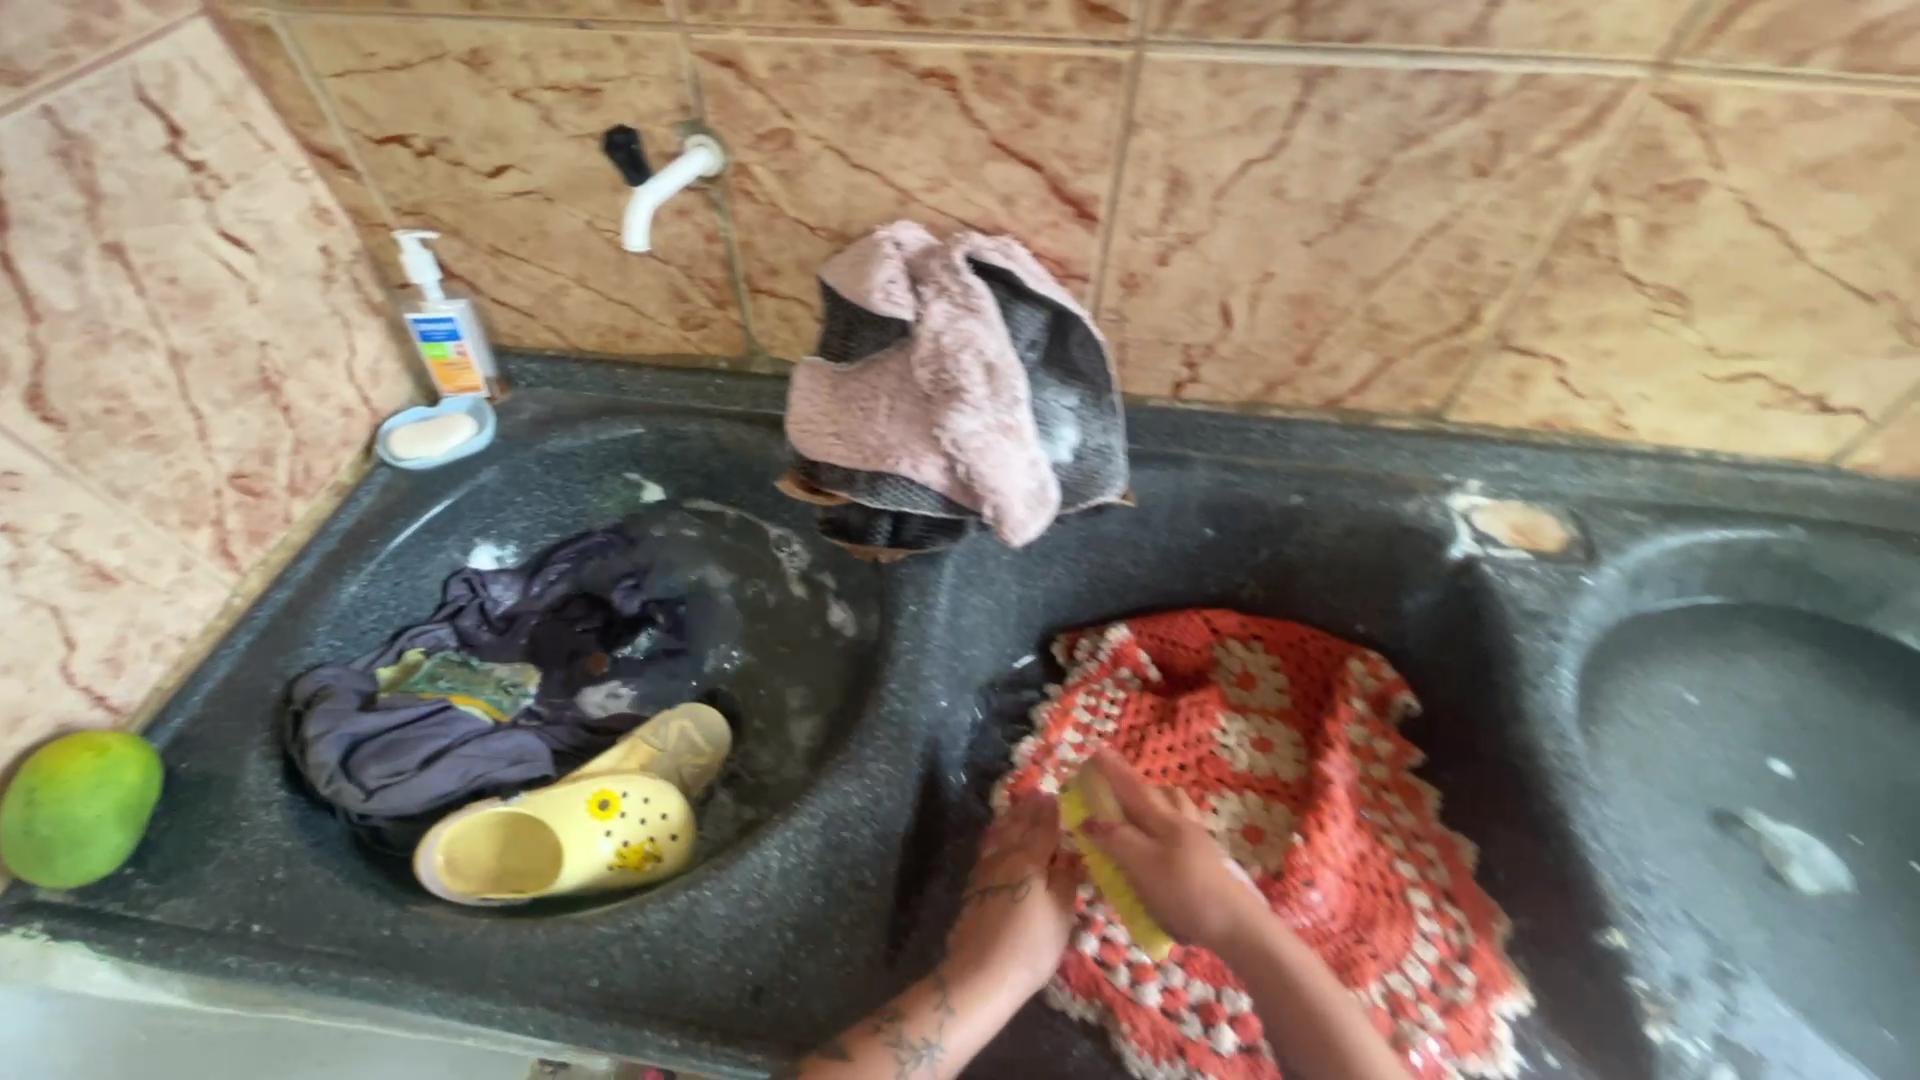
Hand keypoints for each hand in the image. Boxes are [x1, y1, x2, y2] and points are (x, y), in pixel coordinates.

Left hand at [946, 795, 1076, 1000]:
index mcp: (1030, 858)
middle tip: (1037, 794)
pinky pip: (989, 848)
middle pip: (1018, 826)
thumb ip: (1066, 878)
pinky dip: (997, 836)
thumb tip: (1070, 851)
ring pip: (1000, 834)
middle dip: (1029, 810)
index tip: (1055, 795)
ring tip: (1018, 809)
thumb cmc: (1031, 946)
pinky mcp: (974, 886)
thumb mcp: (1061, 914)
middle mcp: (1005, 856)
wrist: (981, 974)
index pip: (1043, 828)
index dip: (1050, 812)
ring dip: (1011, 819)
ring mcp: (985, 870)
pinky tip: (998, 839)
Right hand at [1080, 748, 1271, 952]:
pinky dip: (1167, 825)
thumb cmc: (1186, 892)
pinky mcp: (1205, 862)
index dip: (1112, 769)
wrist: (1238, 926)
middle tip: (1114, 780)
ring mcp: (1197, 842)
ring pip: (1175, 808)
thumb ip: (1117, 840)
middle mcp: (1181, 823)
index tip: (1095, 750)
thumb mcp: (1144, 865)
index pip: (1132, 787)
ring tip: (1138, 810)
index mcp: (1164, 820)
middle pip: (1156, 793)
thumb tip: (1088, 820)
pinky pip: (1182, 830)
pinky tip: (1161, 844)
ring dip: (1156, 800)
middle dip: (1133, 782)